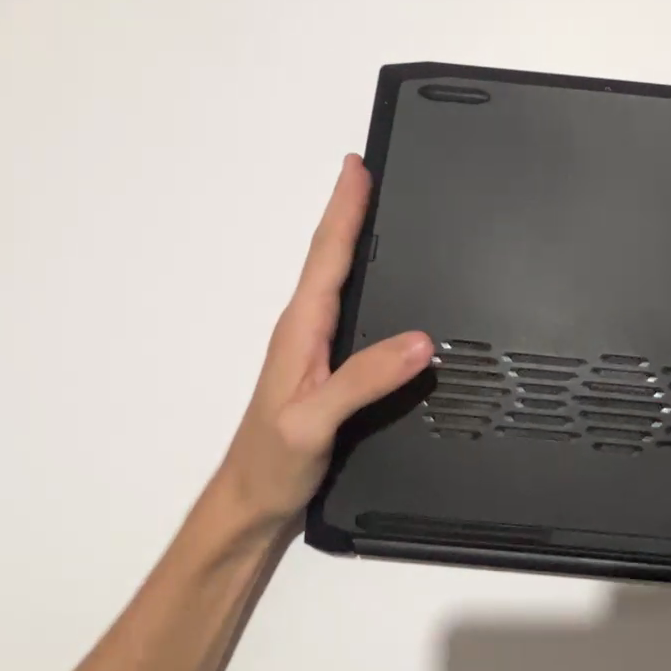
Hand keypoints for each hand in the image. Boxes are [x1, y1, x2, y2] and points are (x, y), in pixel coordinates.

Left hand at [213, 155, 432, 531]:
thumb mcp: (314, 420)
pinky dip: (360, 277)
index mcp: (301, 329)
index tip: (357, 167)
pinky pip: (347, 306)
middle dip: (349, 211)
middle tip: (370, 174)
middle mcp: (305, 328)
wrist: (250, 503)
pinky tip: (377, 282)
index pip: (326, 256)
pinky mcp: (327, 367)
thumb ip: (364, 379)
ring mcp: (314, 347)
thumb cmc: (271, 461)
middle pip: (330, 256)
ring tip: (376, 211)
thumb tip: (421, 340)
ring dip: (352, 239)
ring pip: (336, 278)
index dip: (343, 209)